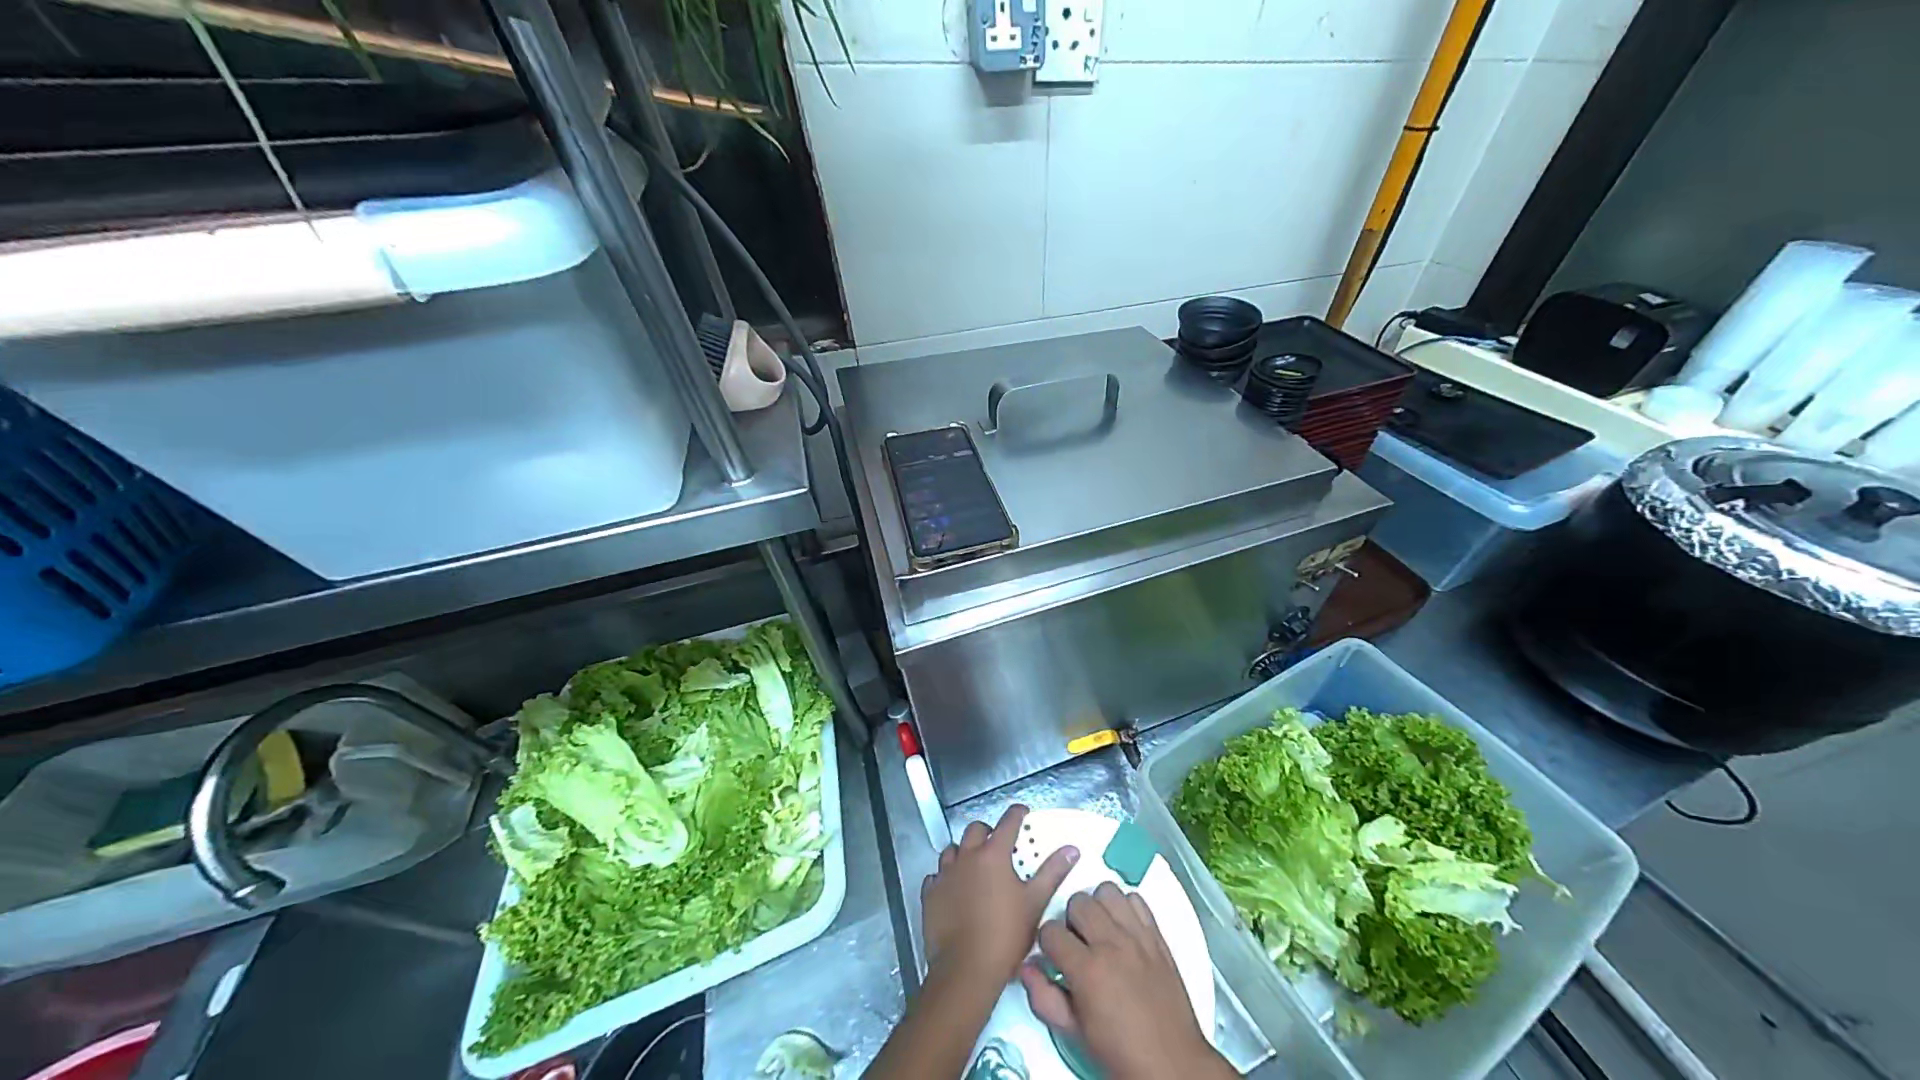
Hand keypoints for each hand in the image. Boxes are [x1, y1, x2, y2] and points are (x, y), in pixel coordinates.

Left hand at [921, 803, 1077, 988]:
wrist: (966, 969)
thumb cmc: (1006, 935)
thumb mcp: (1035, 902)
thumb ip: (1053, 873)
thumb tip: (1071, 849)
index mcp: (993, 854)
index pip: (1008, 822)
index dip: (1017, 814)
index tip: (1022, 813)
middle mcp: (966, 856)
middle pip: (976, 830)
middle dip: (989, 832)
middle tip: (999, 846)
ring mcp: (945, 874)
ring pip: (953, 850)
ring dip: (964, 852)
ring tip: (975, 867)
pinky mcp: (930, 894)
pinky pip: (937, 875)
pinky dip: (947, 877)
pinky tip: (954, 889)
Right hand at [1023, 882, 1234, 1079]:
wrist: (1173, 1064)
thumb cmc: (1122, 1053)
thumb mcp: (1075, 1034)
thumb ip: (1045, 998)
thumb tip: (1027, 969)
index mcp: (1088, 970)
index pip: (1050, 930)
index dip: (1047, 943)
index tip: (1054, 956)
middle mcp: (1112, 945)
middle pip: (1077, 902)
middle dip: (1070, 920)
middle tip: (1076, 944)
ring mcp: (1138, 938)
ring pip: (1107, 892)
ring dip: (1098, 908)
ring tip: (1099, 931)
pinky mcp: (1158, 938)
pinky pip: (1137, 901)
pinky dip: (1126, 908)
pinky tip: (1123, 930)